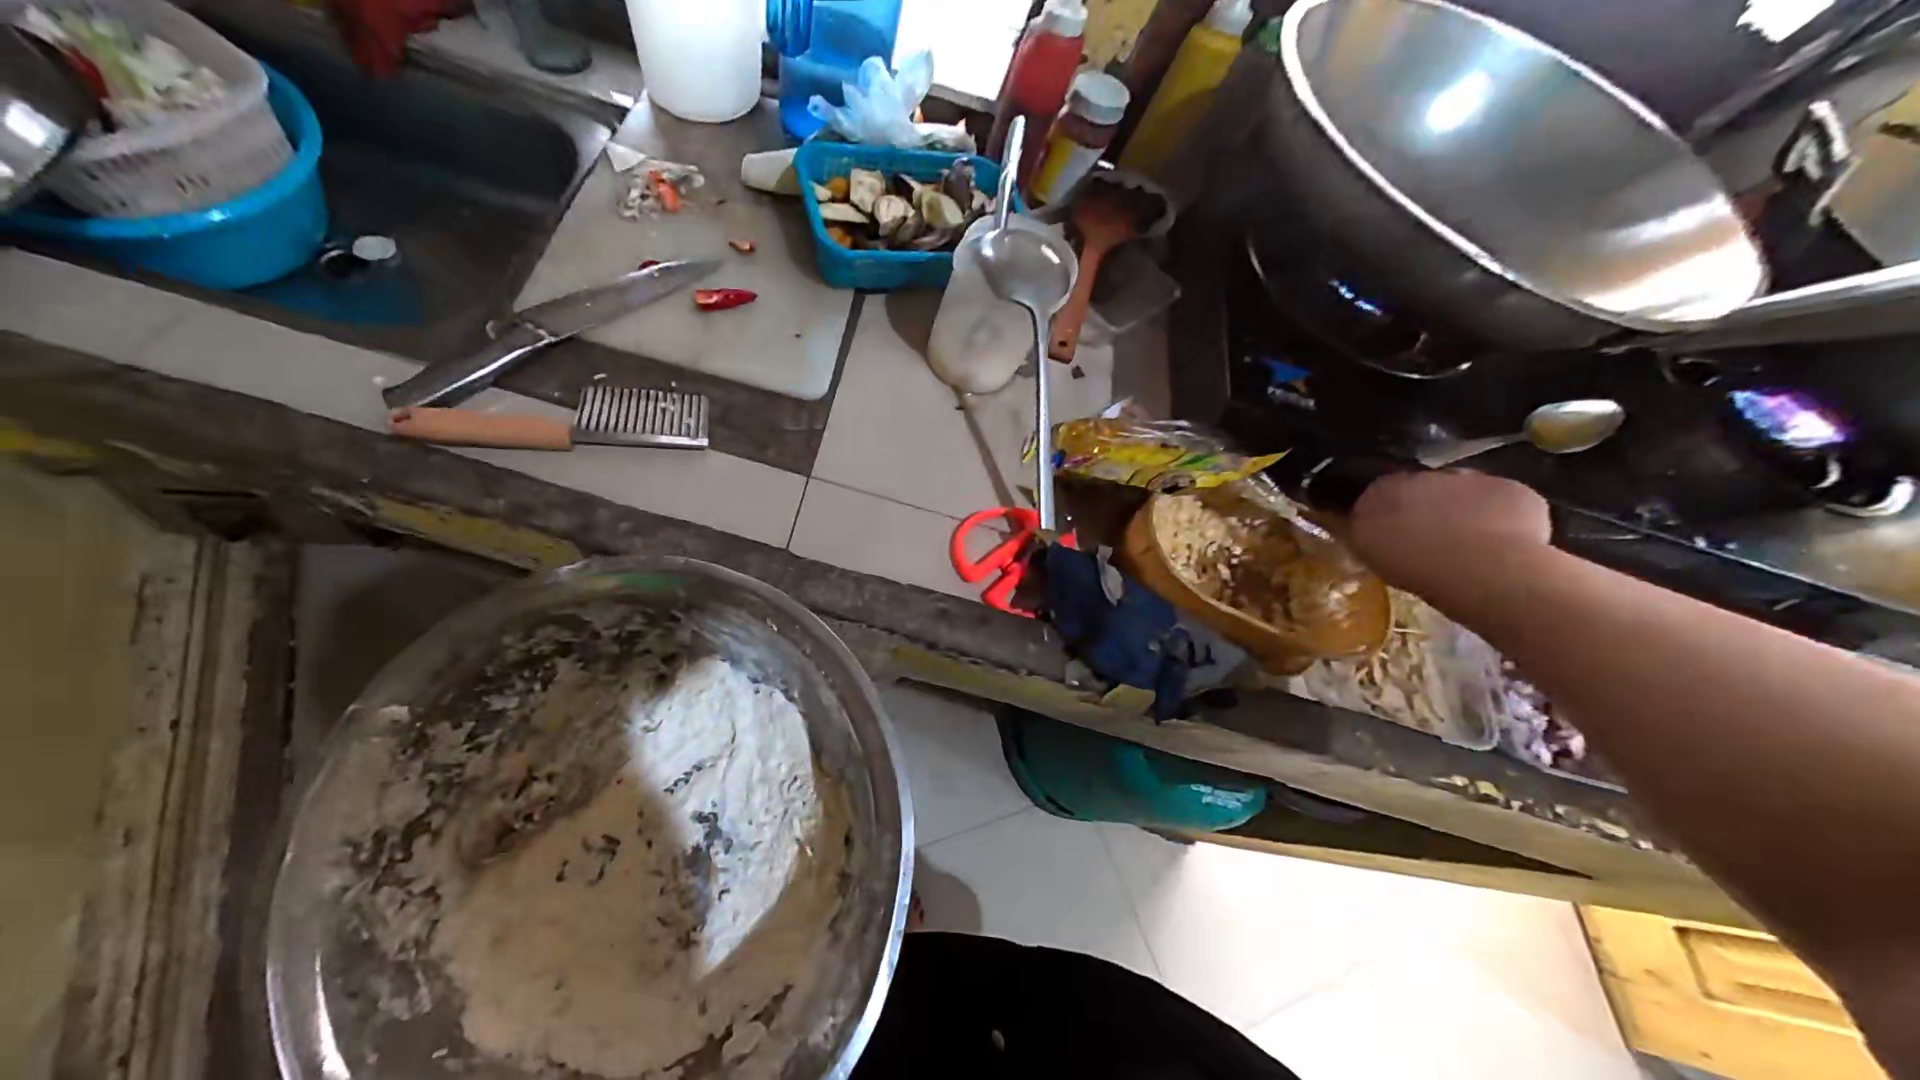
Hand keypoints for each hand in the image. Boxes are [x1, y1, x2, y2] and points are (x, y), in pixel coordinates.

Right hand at [1348, 470, 1552, 596]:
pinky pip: (1505, 502)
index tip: (1393, 533)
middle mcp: (1427, 475)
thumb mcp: (1367, 551)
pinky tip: (1504, 545)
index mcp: (1384, 487)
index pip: (1380, 491)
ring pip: (1466, 493)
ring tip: (1470, 546)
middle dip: (1429, 508)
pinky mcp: (1513, 489)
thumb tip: (1351, 519)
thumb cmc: (1413, 564)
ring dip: (1466, 511)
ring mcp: (1473, 479)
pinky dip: (1504, 519)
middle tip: (1432, 541)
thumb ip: (1359, 528)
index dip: (1388, 511)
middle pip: (1426, 488)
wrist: (1480, 569)